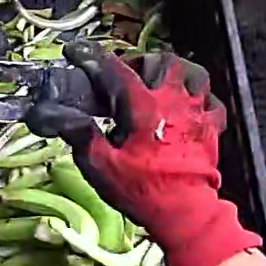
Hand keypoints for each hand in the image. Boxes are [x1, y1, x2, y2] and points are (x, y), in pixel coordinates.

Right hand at [27, 40, 259, 265]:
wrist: (185, 215)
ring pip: (192, 73)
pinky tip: (186, 107)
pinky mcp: (211, 127)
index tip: (75, 50)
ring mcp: (196, 111)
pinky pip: (210, 101)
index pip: (112, 68)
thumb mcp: (99, 165)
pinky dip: (199, 99)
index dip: (90, 55)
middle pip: (159, 61)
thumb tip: (55, 114)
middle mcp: (171, 99)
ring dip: (174, 73)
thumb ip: (79, 134)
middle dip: (139, 63)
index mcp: (141, 105)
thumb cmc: (141, 190)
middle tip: (124, 77)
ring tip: (159, 84)